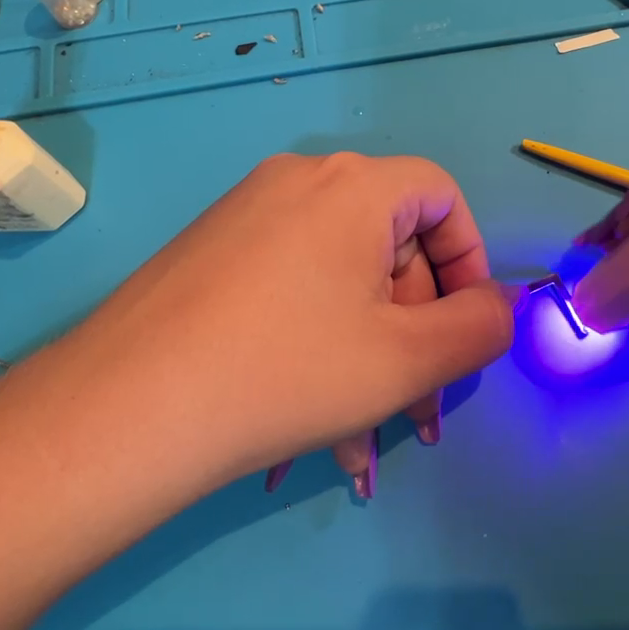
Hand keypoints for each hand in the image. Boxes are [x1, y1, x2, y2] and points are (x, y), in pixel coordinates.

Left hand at [61, 152, 515, 495]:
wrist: (125, 411)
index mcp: (352, 186)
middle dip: (416, 334)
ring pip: (341, 282)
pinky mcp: (211, 255)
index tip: (468, 330)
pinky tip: (311, 424)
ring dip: (368, 358)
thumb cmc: (286, 373)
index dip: (470, 262)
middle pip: (390, 246)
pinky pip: (292, 291)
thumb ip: (479, 328)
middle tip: (419, 413)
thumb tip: (503, 305)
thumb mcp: (405, 359)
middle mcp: (298, 183)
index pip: (440, 197)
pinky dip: (318, 347)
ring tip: (359, 446)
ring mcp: (246, 217)